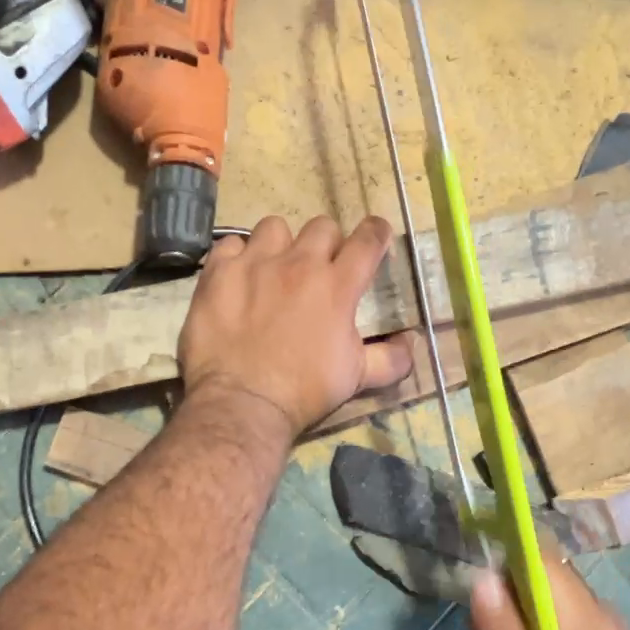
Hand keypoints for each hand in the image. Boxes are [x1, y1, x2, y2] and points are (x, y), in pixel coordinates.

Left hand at [178, 215, 413, 434]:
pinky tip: (237, 279)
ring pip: (274, 227)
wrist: (242, 402)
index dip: (375, 234)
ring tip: (273, 269)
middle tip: (318, 269)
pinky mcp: (219, 272)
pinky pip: (230, 244)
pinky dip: (236, 257)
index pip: (368, 239)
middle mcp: (299, 264)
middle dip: (326, 243)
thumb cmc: (304, 392)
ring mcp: (255, 263)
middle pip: (321, 227)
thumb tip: (411, 344)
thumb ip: (389, 359)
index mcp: (338, 285)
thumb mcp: (356, 379)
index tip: (374, 239)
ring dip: (280, 245)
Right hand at [469, 551, 629, 629]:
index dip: (503, 559)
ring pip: (539, 598)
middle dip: (502, 603)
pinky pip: (549, 618)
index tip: (474, 590)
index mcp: (588, 626)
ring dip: (509, 625)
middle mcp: (601, 616)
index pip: (542, 560)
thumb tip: (483, 577)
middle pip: (538, 577)